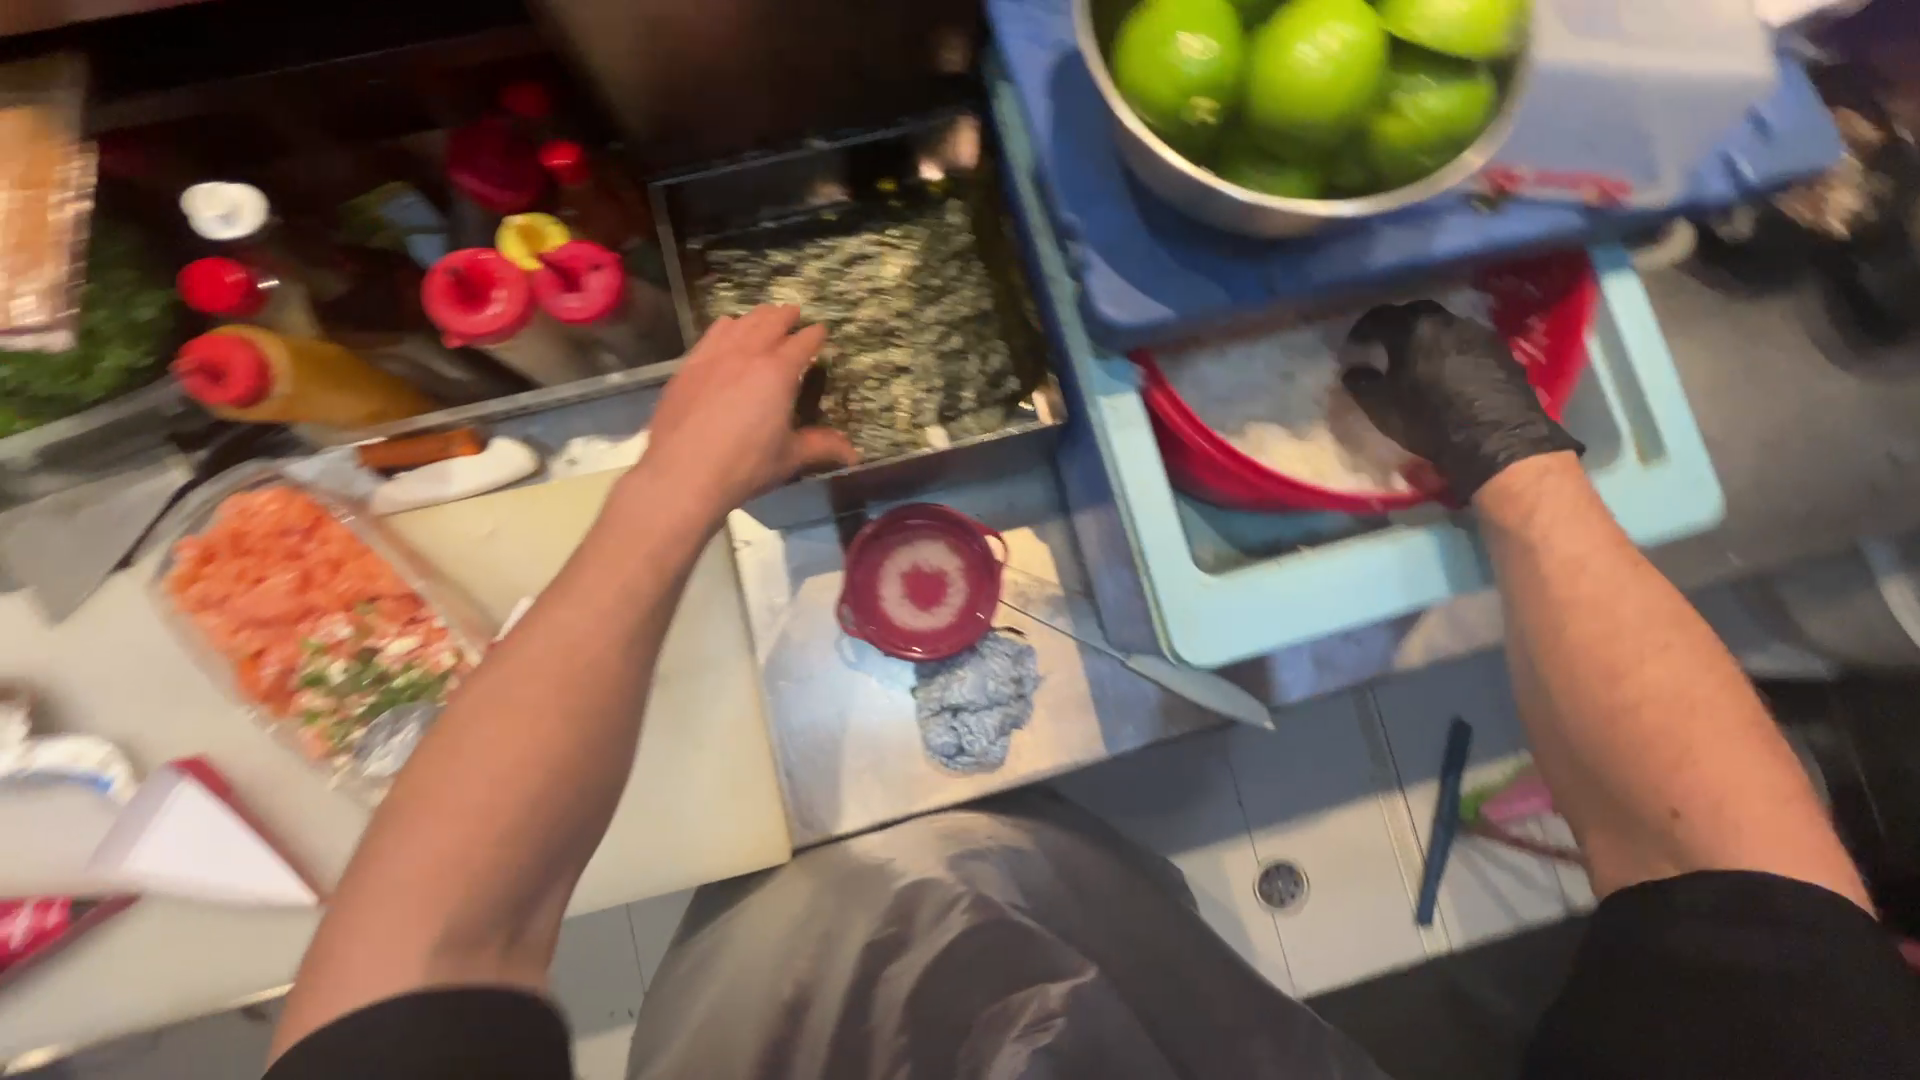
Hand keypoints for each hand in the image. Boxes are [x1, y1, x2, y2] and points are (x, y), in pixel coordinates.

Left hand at [640, 305, 857, 519]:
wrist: (683, 473)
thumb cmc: (744, 466)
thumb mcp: (789, 458)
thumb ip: (821, 447)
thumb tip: (854, 454)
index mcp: (778, 373)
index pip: (802, 344)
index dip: (814, 335)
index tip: (821, 330)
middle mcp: (747, 355)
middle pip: (769, 323)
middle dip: (785, 316)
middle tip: (794, 312)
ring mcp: (713, 357)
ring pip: (739, 324)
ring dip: (756, 316)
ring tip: (763, 315)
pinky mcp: (687, 367)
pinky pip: (711, 335)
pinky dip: (725, 327)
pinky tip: (726, 329)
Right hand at [1339, 300, 1582, 501]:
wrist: (1495, 440)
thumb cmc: (1428, 420)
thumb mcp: (1380, 407)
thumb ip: (1361, 383)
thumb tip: (1353, 370)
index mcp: (1413, 330)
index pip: (1379, 316)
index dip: (1362, 329)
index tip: (1354, 346)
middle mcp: (1448, 322)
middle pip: (1416, 312)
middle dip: (1397, 326)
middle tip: (1385, 346)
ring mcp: (1480, 334)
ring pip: (1445, 326)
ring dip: (1428, 337)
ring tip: (1418, 360)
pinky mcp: (1502, 352)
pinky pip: (1468, 342)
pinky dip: (1451, 350)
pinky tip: (1448, 372)